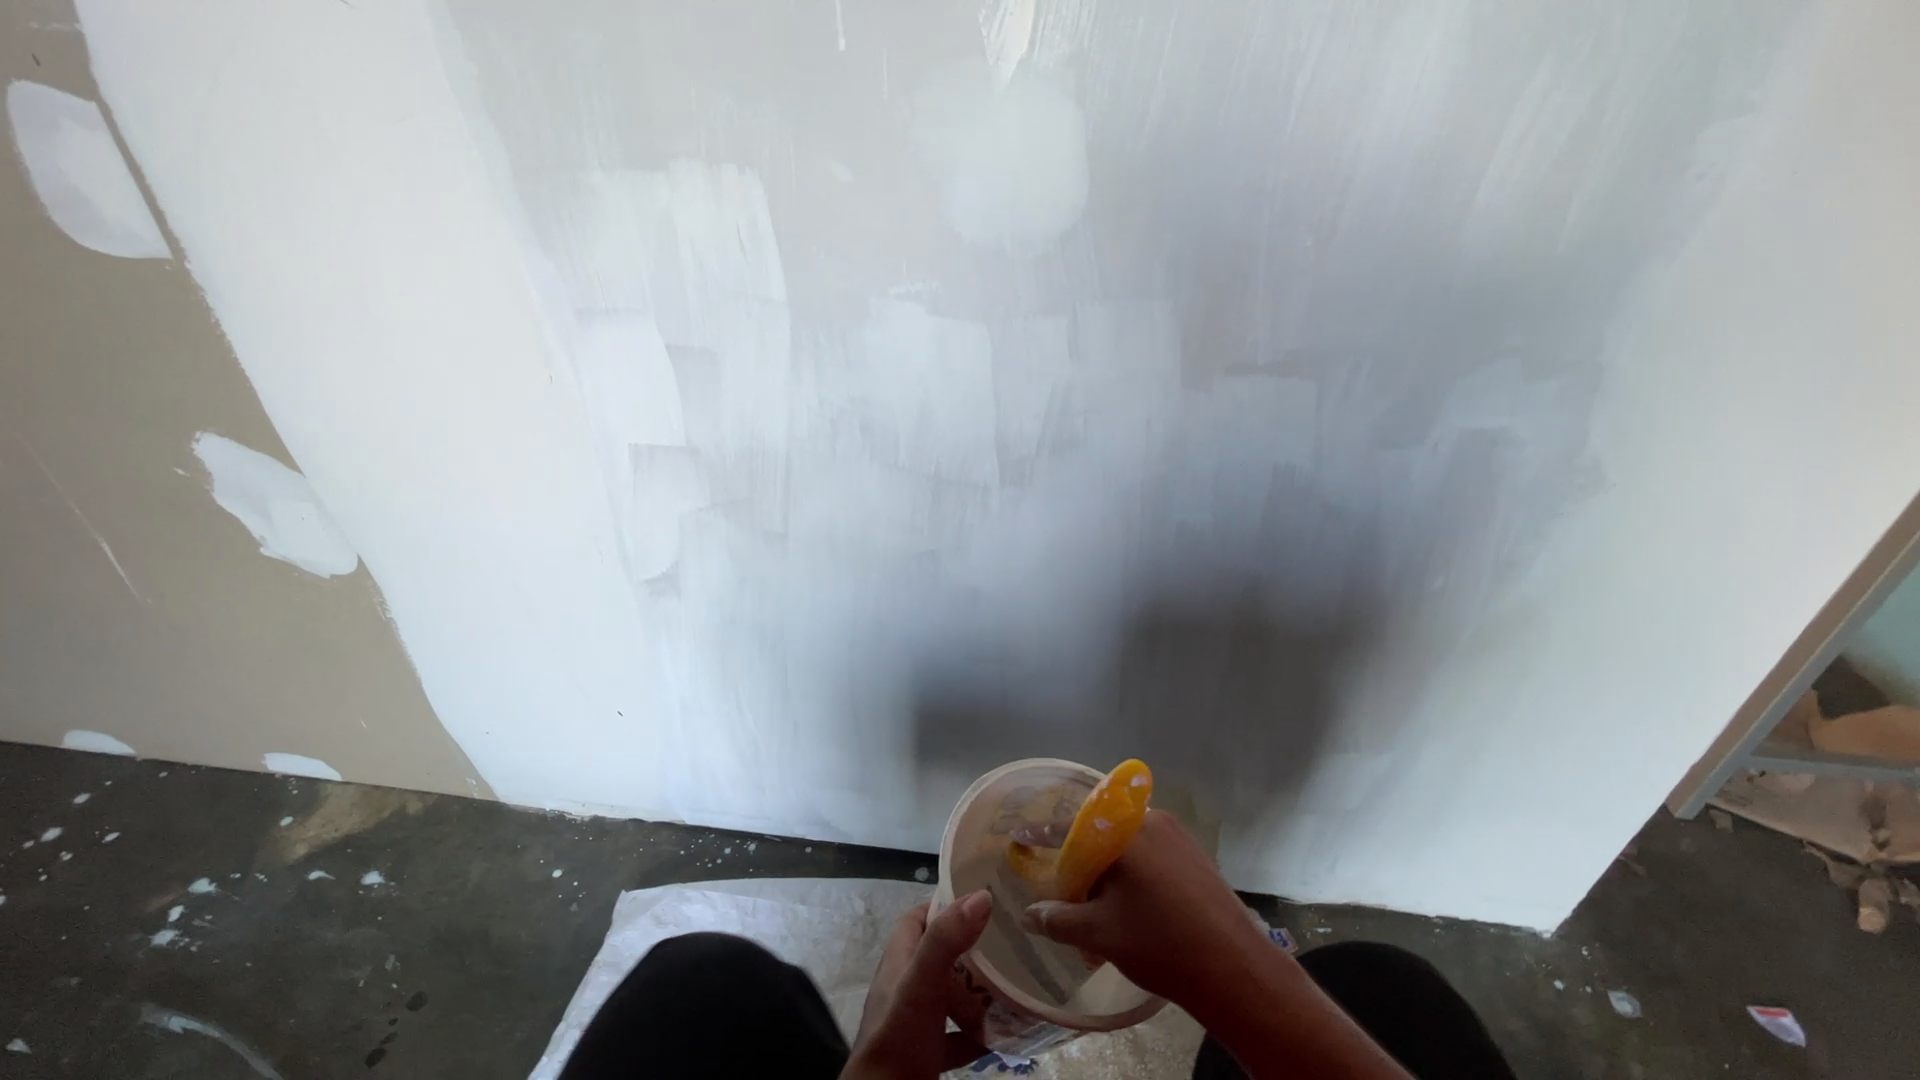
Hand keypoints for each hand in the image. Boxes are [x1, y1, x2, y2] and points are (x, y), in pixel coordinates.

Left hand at [842, 892, 991, 1079]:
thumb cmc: (899, 1038)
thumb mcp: (922, 985)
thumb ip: (945, 941)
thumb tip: (981, 896)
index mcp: (899, 962)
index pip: (918, 918)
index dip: (945, 904)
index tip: (982, 897)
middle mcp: (904, 987)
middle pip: (938, 954)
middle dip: (970, 945)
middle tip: (1007, 939)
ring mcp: (915, 1021)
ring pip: (949, 994)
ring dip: (976, 989)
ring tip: (1011, 979)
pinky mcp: (926, 1052)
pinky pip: (957, 1034)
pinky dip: (979, 1032)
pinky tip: (1003, 1031)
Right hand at [1018, 810, 1266, 1003]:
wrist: (1234, 968)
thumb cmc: (1159, 942)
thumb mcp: (1098, 933)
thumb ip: (1058, 919)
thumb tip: (1029, 915)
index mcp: (1123, 832)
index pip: (1069, 827)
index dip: (1042, 834)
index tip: (1020, 836)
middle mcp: (1151, 821)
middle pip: (1100, 831)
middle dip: (1080, 853)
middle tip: (1064, 878)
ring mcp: (1178, 836)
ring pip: (1128, 842)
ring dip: (1109, 864)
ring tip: (1097, 897)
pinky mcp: (1196, 856)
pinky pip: (1152, 852)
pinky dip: (1134, 869)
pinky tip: (1131, 901)